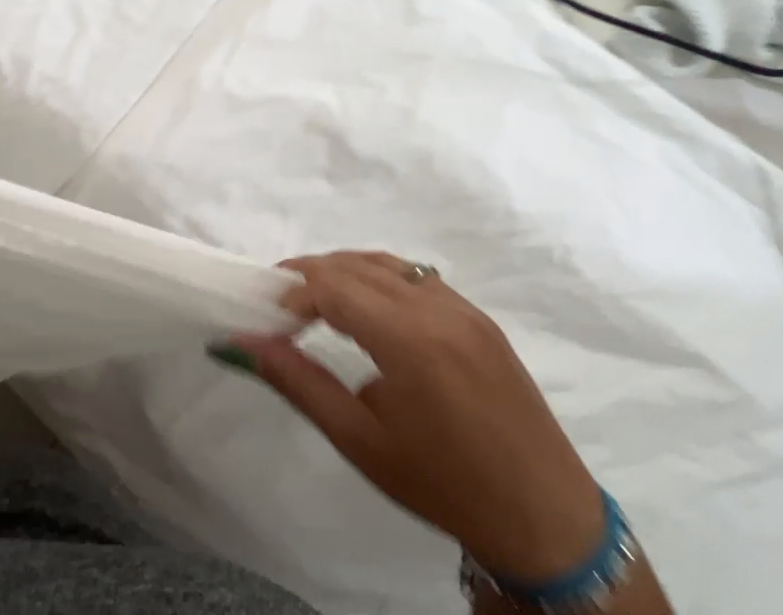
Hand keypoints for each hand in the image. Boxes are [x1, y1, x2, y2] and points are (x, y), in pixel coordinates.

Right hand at [218, 250, 604, 582]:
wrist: (544, 518)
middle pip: (356, 266)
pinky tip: (369, 313)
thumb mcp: (357, 438)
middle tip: (279, 307)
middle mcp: (440, 311)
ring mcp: (468, 312)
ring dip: (345, 272)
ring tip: (316, 303)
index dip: (291, 292)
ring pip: (389, 264)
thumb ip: (295, 381)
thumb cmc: (441, 483)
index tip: (268, 320)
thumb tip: (238, 342)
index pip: (332, 285)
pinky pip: (420, 278)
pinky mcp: (483, 323)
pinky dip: (380, 279)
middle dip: (310, 276)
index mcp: (410, 339)